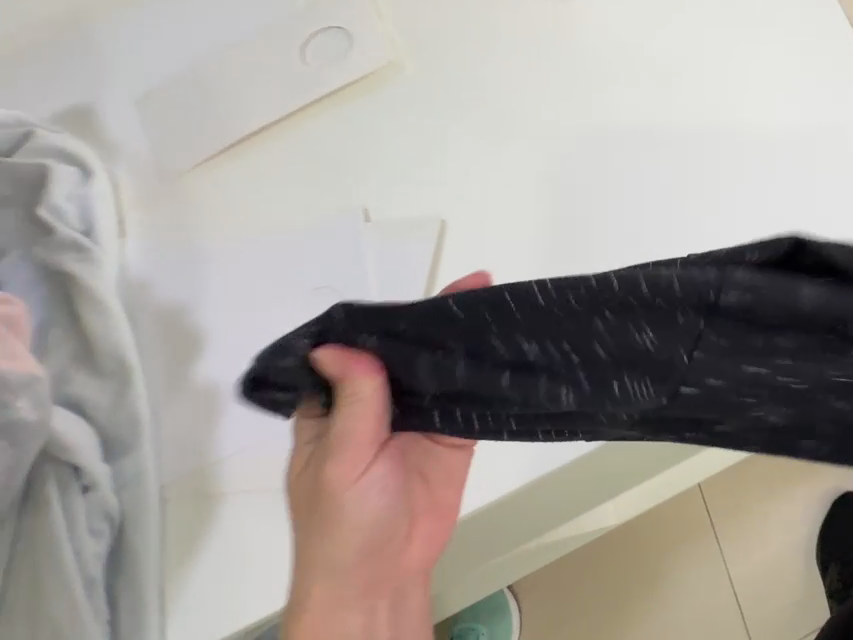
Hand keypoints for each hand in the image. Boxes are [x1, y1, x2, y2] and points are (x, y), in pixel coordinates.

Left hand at [282, 270, 491, 639]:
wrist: (383, 575)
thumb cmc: (343, 522)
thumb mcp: (341, 460)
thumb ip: (353, 402)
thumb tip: (338, 345)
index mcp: (337, 408)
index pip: (361, 352)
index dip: (387, 320)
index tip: (420, 291)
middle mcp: (380, 406)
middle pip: (409, 353)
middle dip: (438, 320)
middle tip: (478, 282)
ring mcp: (421, 418)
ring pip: (444, 369)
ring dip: (467, 340)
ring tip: (499, 303)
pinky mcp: (456, 434)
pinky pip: (473, 395)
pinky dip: (491, 372)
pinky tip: (510, 345)